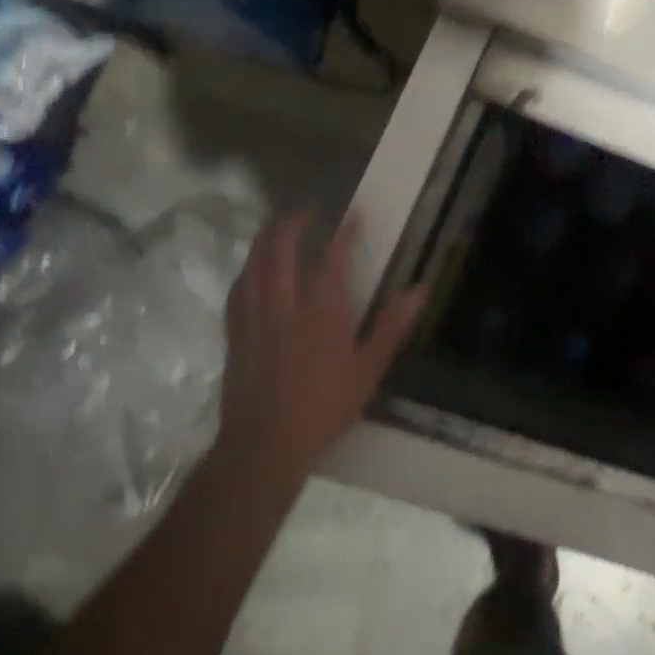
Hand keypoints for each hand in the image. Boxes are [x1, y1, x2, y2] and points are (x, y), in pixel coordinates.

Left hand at [216, 212, 428, 482]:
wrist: (265, 446)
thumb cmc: (324, 408)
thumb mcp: (369, 370)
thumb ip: (391, 326)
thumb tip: (420, 289)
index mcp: (322, 315)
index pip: (331, 261)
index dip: (343, 233)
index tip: (353, 212)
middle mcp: (285, 309)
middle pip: (282, 253)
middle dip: (293, 224)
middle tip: (306, 209)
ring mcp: (254, 321)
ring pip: (254, 268)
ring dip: (265, 240)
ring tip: (276, 226)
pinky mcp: (235, 337)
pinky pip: (236, 293)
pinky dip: (246, 271)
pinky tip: (250, 269)